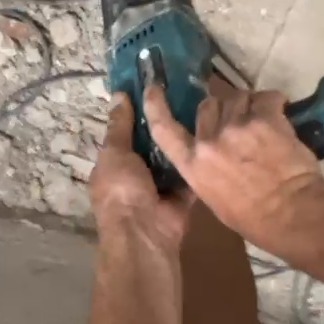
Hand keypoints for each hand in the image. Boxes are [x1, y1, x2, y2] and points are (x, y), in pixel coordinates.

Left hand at [90, 94, 192, 252]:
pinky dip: (197, 163)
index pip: (126, 135)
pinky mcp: (181, 198)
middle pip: (151, 146)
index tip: (156, 90)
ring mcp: (158, 189)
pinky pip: (190, 177)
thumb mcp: (115, 152)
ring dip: (183, 141)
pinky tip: (211, 138)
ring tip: (202, 110)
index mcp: (113, 166)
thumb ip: (120, 125)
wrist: (145, 233)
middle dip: (164, 126)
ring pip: (172, 160)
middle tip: (185, 96)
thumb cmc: (121, 190)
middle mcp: (135, 177)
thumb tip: (118, 93)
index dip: (138, 114)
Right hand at [141, 83, 323, 246]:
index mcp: (192, 164)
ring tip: (262, 118)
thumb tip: (211, 153)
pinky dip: (273, 103)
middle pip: (207, 105)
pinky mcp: (264, 118)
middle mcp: (208, 141)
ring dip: (248, 104)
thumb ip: (205, 168)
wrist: (293, 214)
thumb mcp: (214, 197)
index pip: (163, 127)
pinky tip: (280, 113)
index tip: (153, 88)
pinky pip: (266, 98)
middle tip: (237, 118)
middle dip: (221, 107)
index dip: (156, 104)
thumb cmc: (254, 219)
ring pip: (237, 97)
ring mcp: (235, 127)